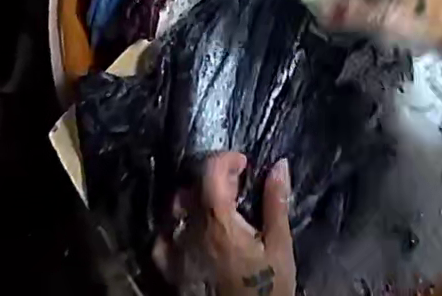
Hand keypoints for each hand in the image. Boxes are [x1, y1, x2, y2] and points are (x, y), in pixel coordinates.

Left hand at [157, 152, 294, 295]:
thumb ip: (276, 202)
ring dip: (192, 200)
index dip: (226, 159)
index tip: (244, 164)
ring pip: (172, 213)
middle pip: (190, 188)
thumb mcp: (279, 247)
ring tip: (214, 207)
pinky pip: (161, 243)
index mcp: (217, 224)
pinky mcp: (170, 278)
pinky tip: (191, 234)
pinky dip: (174, 229)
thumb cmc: (266, 292)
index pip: (209, 172)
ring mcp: (175, 258)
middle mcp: (189, 236)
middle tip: (236, 187)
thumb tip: (280, 164)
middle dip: (212, 178)